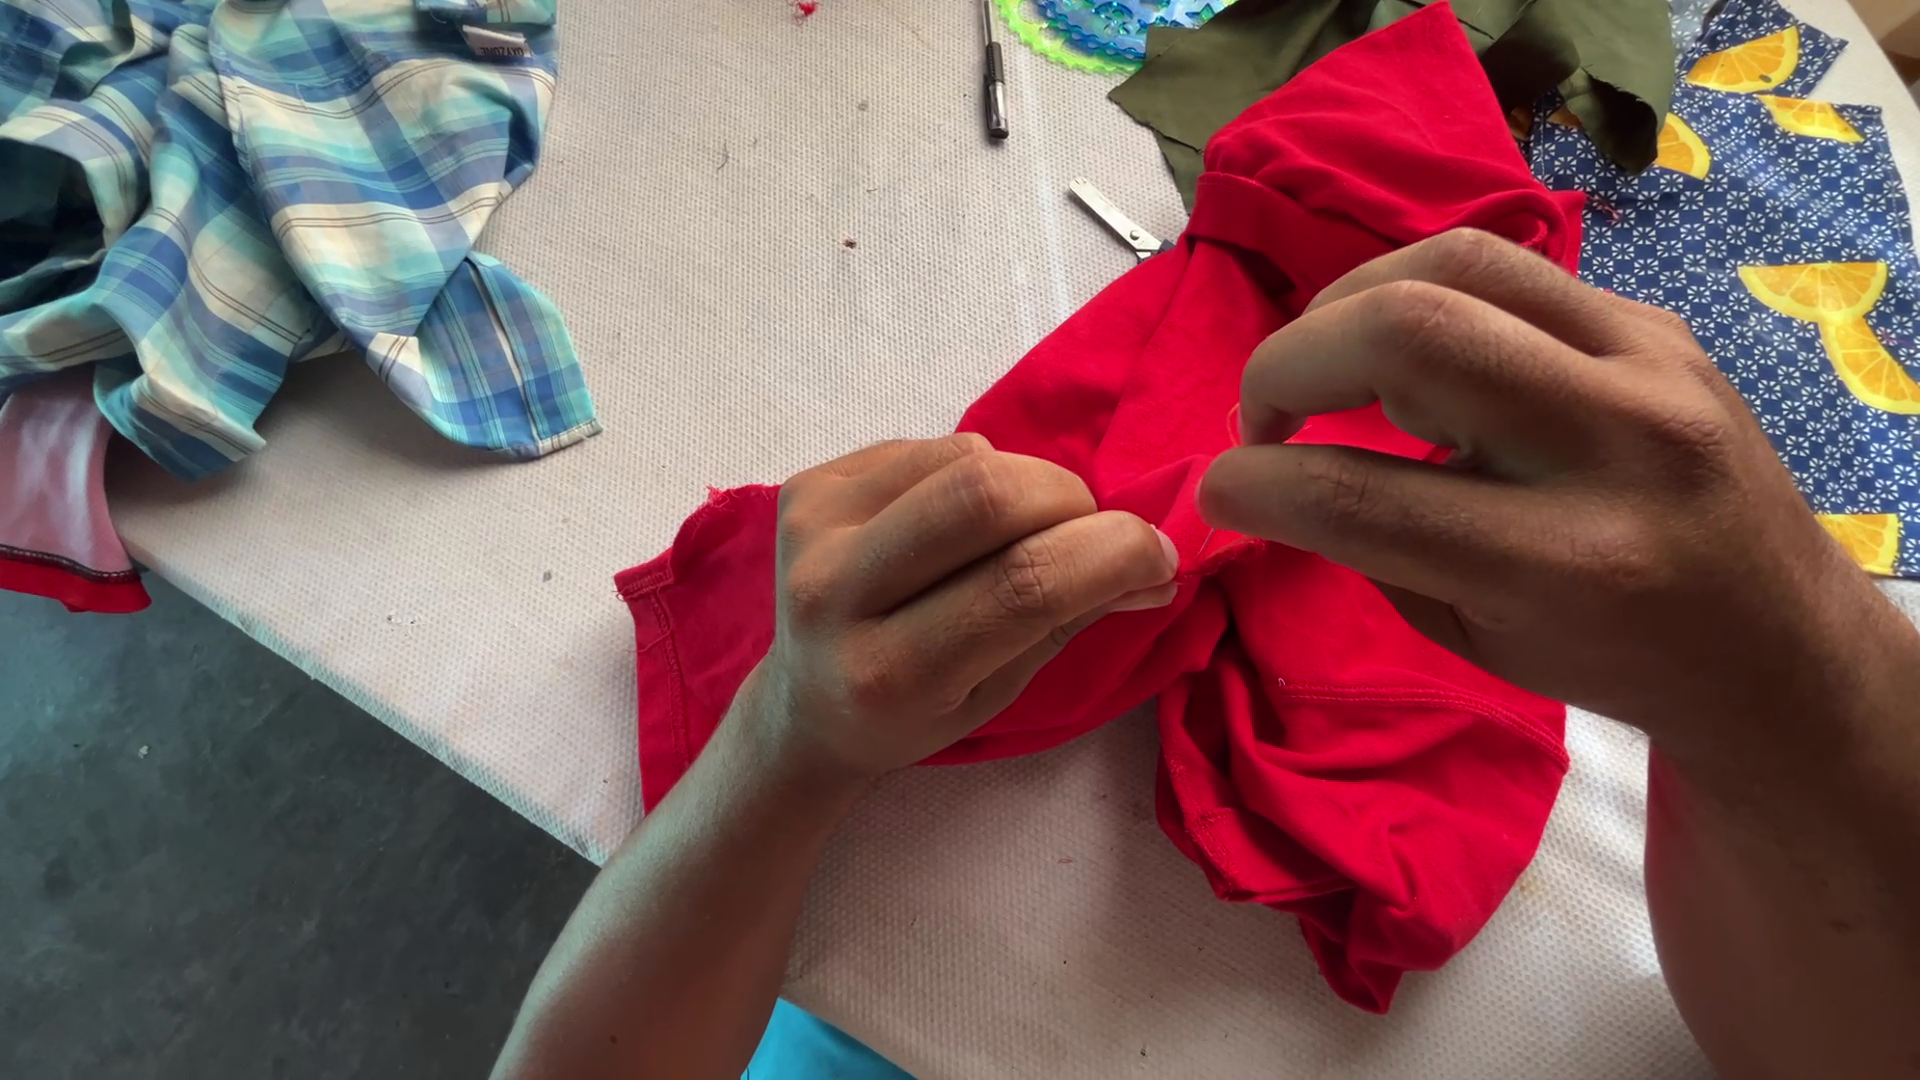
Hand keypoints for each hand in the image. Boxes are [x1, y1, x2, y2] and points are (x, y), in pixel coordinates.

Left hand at [730, 435, 1179, 785]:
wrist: (805, 700)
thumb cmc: (910, 715)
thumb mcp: (995, 694)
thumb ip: (1069, 619)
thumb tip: (1156, 563)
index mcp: (887, 675)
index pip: (1022, 585)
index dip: (1111, 554)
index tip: (1157, 553)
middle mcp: (832, 594)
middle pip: (984, 498)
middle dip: (1069, 500)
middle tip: (1088, 529)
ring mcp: (810, 530)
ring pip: (962, 456)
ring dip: (1024, 481)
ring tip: (1019, 528)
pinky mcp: (805, 487)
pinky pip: (927, 445)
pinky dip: (975, 467)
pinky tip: (962, 514)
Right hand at [1197, 229, 1909, 764]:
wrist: (1773, 638)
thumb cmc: (1592, 655)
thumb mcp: (1455, 630)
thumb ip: (1360, 540)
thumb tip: (1268, 475)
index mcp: (1560, 563)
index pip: (1354, 495)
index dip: (1249, 484)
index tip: (1215, 492)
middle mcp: (1615, 444)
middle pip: (1406, 334)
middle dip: (1283, 367)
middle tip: (1261, 420)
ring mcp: (1649, 360)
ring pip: (1450, 265)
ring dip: (1336, 312)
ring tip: (1314, 371)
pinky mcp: (1651, 319)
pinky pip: (1495, 265)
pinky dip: (1400, 296)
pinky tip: (1383, 350)